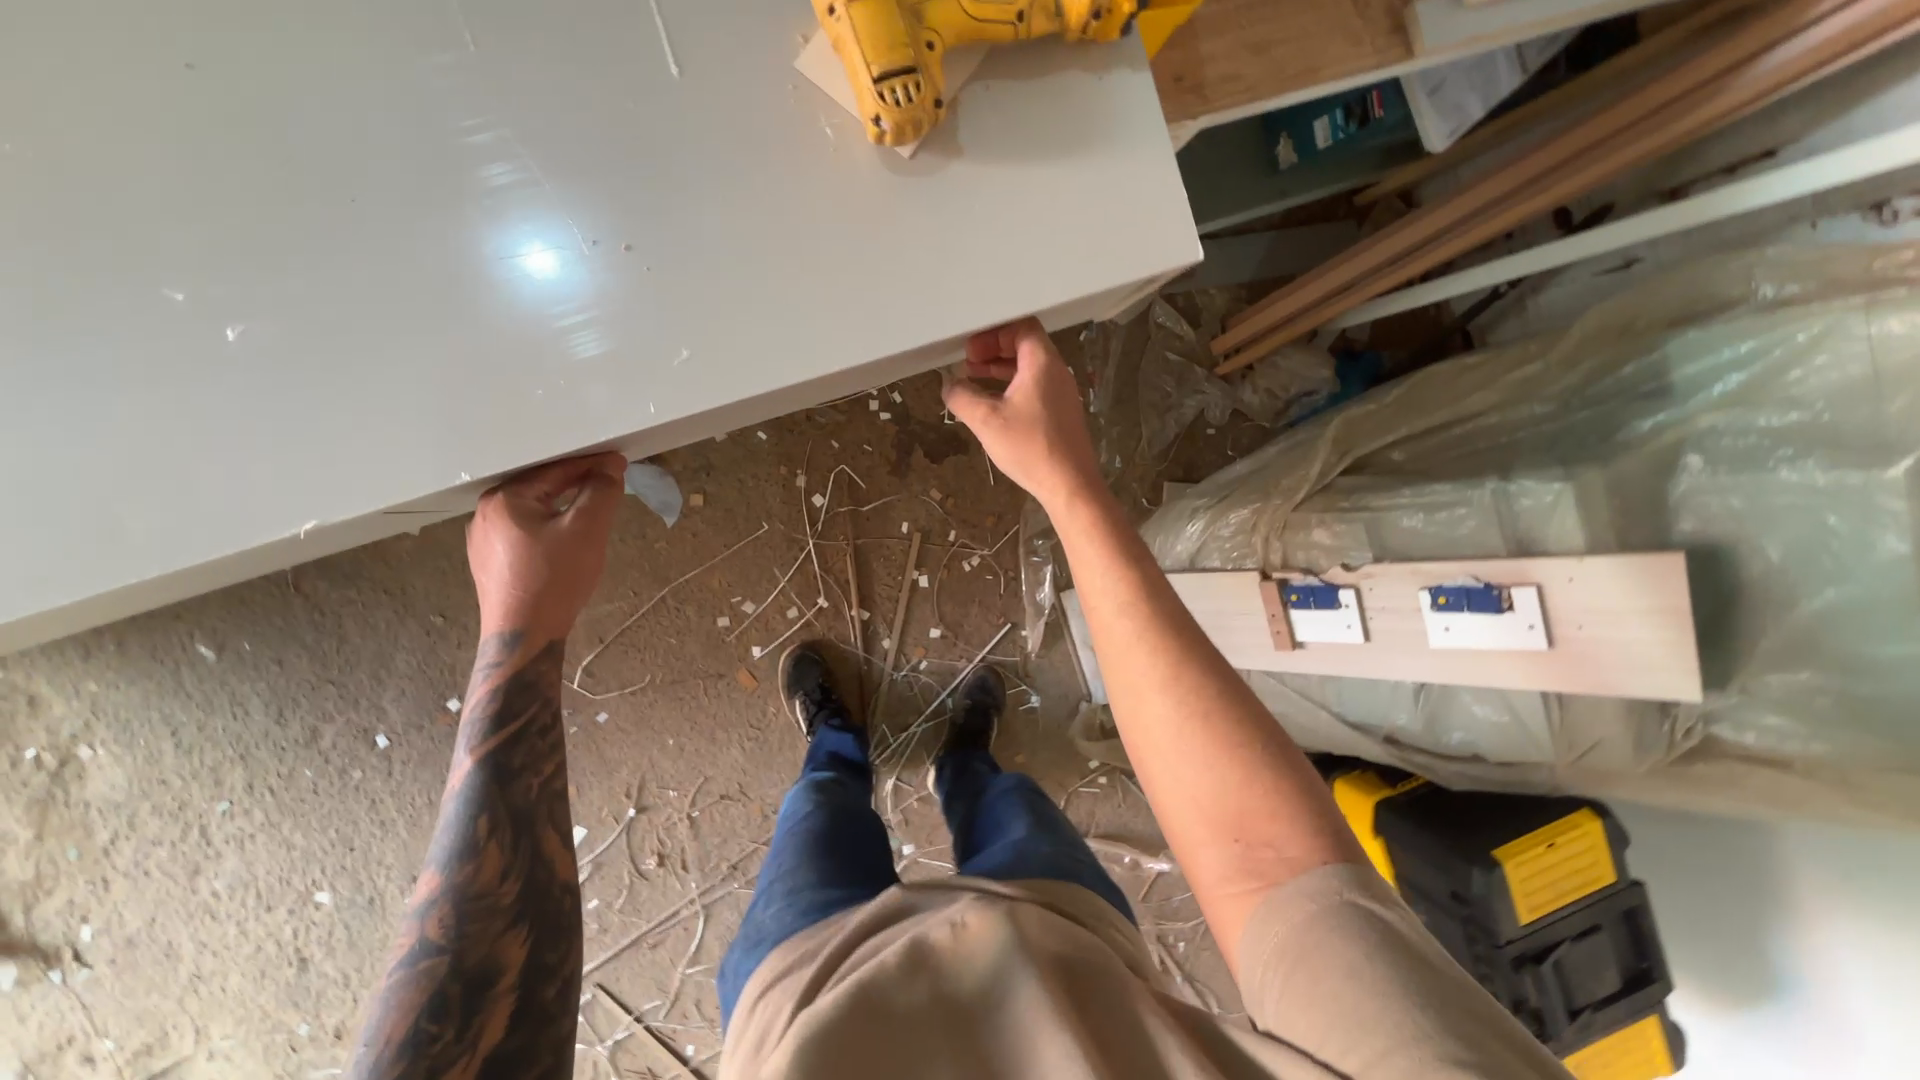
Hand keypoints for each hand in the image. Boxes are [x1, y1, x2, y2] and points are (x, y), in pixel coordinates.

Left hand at [467, 451, 627, 642]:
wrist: (525, 636)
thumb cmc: (555, 579)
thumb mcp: (587, 530)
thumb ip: (601, 492)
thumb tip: (610, 468)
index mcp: (504, 498)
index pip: (555, 470)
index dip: (591, 465)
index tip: (619, 463)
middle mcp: (486, 513)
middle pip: (540, 488)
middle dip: (576, 484)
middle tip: (609, 484)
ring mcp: (484, 539)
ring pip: (532, 510)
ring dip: (562, 506)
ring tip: (591, 509)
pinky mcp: (489, 562)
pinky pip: (524, 531)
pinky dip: (548, 526)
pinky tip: (565, 538)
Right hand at [942, 318, 1101, 509]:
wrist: (1070, 485)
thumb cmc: (1030, 447)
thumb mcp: (986, 421)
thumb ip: (962, 397)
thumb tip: (949, 385)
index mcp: (1042, 362)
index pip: (1021, 327)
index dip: (993, 334)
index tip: (971, 352)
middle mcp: (1057, 372)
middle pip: (1026, 345)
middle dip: (994, 351)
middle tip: (969, 364)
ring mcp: (1063, 393)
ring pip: (1030, 368)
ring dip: (1002, 370)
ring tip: (974, 381)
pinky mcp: (1062, 413)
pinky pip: (1036, 387)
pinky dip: (1013, 387)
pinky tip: (995, 406)